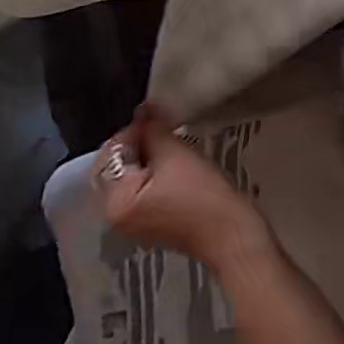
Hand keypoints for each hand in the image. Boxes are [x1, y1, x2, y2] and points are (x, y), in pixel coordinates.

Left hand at [95, 107, 273, 269]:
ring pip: (134, 175)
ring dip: (151, 155)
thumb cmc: (202, 195)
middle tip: (165, 127)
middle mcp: (117, 216)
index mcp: (115, 204)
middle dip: (140, 142)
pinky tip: (178, 162)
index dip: (132, 130)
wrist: (232, 233)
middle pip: (119, 165)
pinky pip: (146, 187)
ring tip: (174, 143)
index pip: (110, 154)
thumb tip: (144, 109)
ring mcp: (135, 222)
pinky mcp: (154, 221)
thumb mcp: (175, 154)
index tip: (156, 116)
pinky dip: (157, 170)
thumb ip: (153, 129)